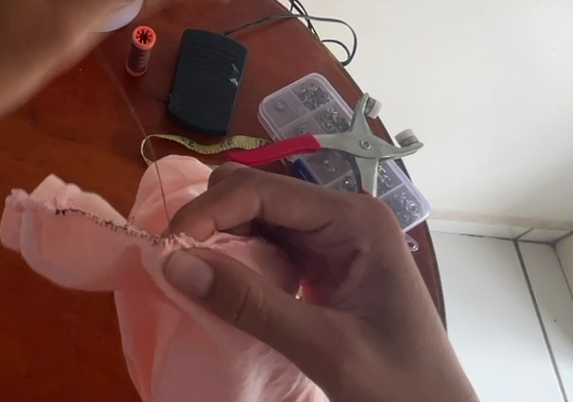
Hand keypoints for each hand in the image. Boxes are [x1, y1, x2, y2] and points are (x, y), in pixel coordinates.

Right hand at [161, 166, 477, 401]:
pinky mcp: (320, 262)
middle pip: (254, 191)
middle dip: (210, 217)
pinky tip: (219, 279)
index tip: (168, 244)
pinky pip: (263, 241)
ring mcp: (330, 236)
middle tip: (174, 257)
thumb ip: (251, 305)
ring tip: (189, 267)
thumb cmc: (404, 391)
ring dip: (218, 235)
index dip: (210, 210)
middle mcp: (340, 214)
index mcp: (354, 218)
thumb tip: (173, 263)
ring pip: (253, 214)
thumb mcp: (328, 351)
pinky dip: (234, 255)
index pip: (262, 189)